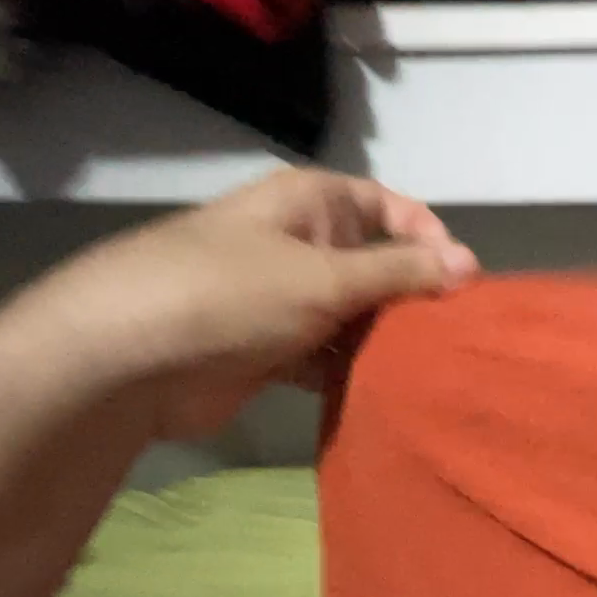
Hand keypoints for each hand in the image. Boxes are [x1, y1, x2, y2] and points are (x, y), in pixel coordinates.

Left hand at [0, 168, 477, 438]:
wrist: (124, 363)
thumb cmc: (228, 296)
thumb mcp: (324, 277)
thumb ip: (401, 272)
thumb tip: (472, 263)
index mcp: (308, 205)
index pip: (388, 207)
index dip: (429, 238)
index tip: (463, 282)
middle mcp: (302, 245)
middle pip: (380, 265)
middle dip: (417, 297)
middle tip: (458, 334)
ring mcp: (289, 299)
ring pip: (361, 315)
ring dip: (391, 340)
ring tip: (435, 368)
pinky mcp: (279, 348)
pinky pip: (336, 354)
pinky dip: (361, 371)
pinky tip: (392, 391)